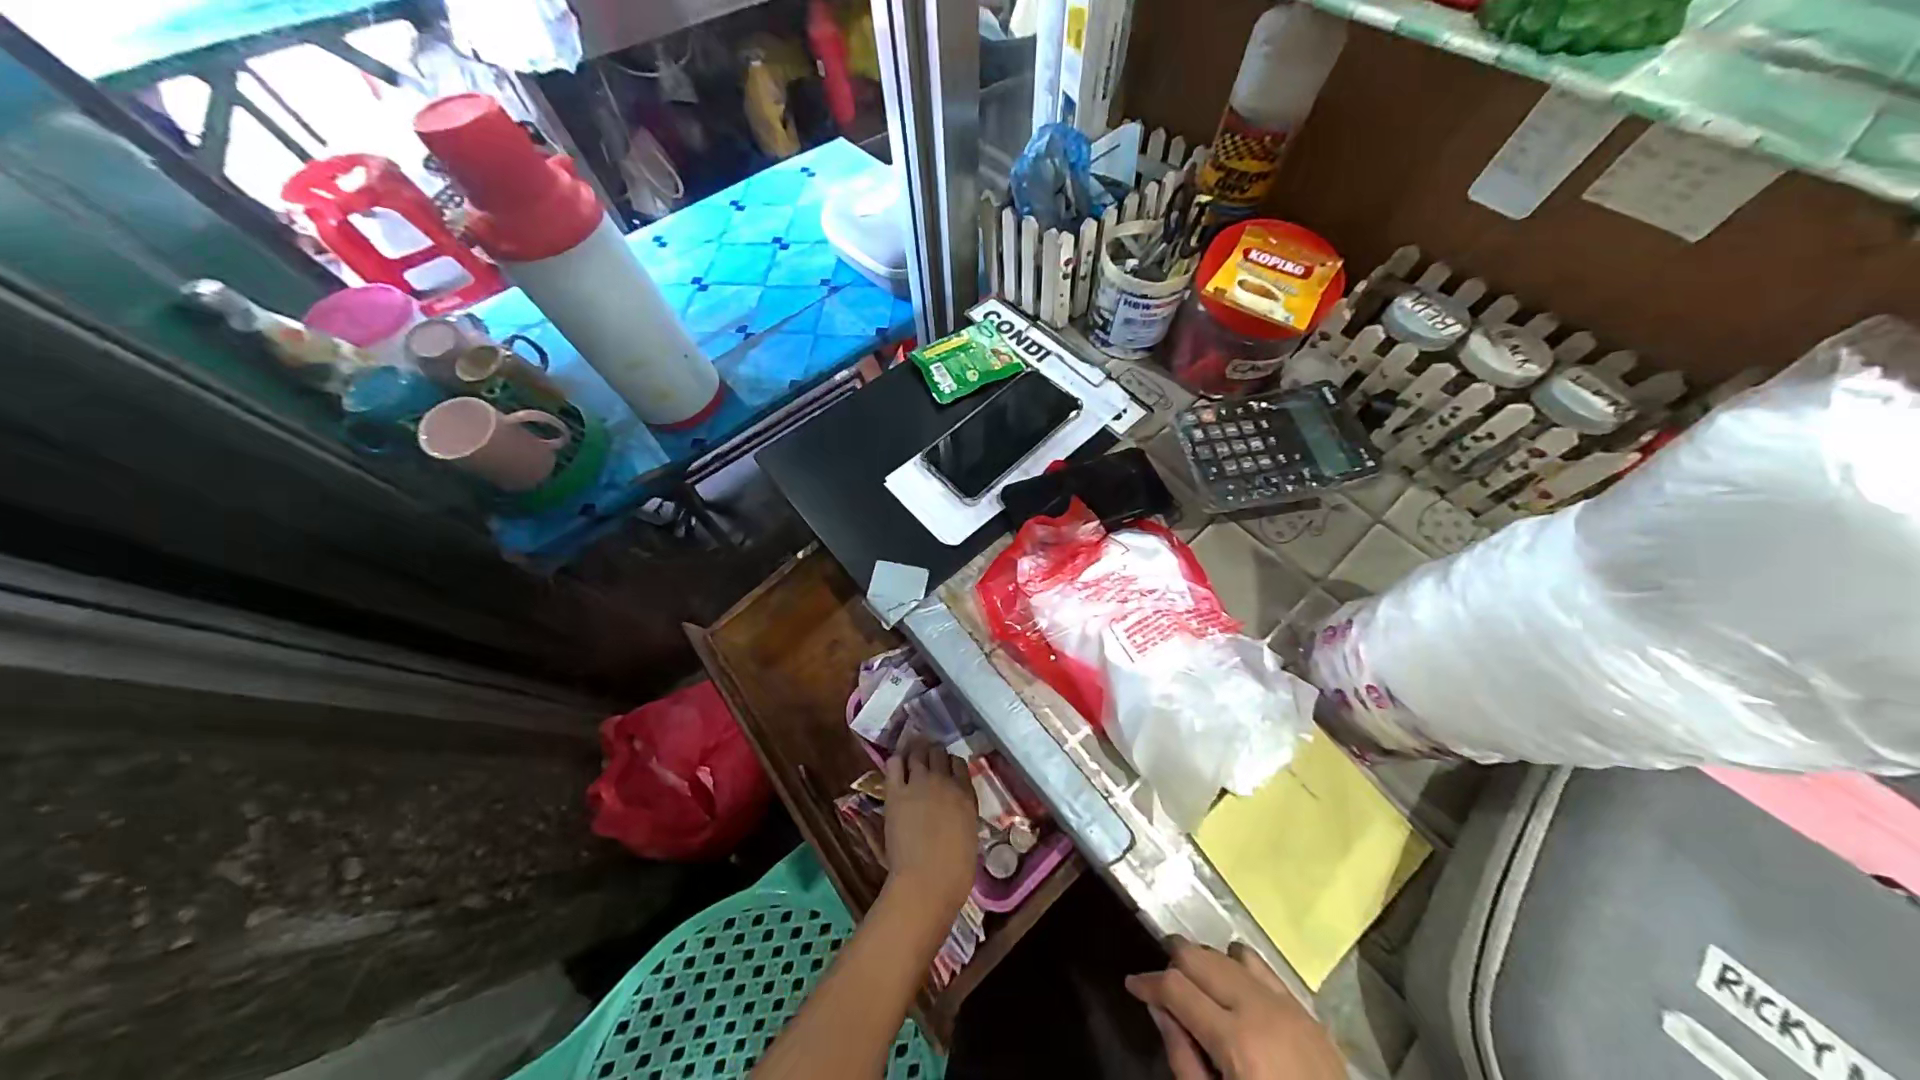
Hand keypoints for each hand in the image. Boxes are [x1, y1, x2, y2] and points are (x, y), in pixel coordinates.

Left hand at [882, 739, 978, 914]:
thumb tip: (954, 809)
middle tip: (927, 758)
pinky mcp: (896, 792)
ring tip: (911, 755)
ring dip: (914, 752)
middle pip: (938, 753)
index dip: (950, 762)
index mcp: (965, 794)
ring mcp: (919, 783)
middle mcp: (944, 781)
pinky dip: (896, 761)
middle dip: (932, 753)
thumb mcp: (969, 833)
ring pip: (917, 754)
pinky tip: (896, 765)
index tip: (945, 767)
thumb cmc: (955, 869)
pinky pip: (894, 764)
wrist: (928, 879)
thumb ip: (962, 812)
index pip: (958, 763)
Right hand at [1126, 938, 1345, 1079]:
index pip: (1176, 987)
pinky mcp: (1308, 1014)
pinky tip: (1232, 989)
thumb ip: (1181, 1056)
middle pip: (1200, 957)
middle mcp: (1261, 1010)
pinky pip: (1264, 969)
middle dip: (1173, 961)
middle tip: (1159, 982)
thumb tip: (1158, 1007)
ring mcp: (1289, 1007)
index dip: (1148, 982)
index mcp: (1236, 1042)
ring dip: (1206, 963)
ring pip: (1230, 954)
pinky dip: (1238, 968)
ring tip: (1195, 986)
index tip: (1133, 985)